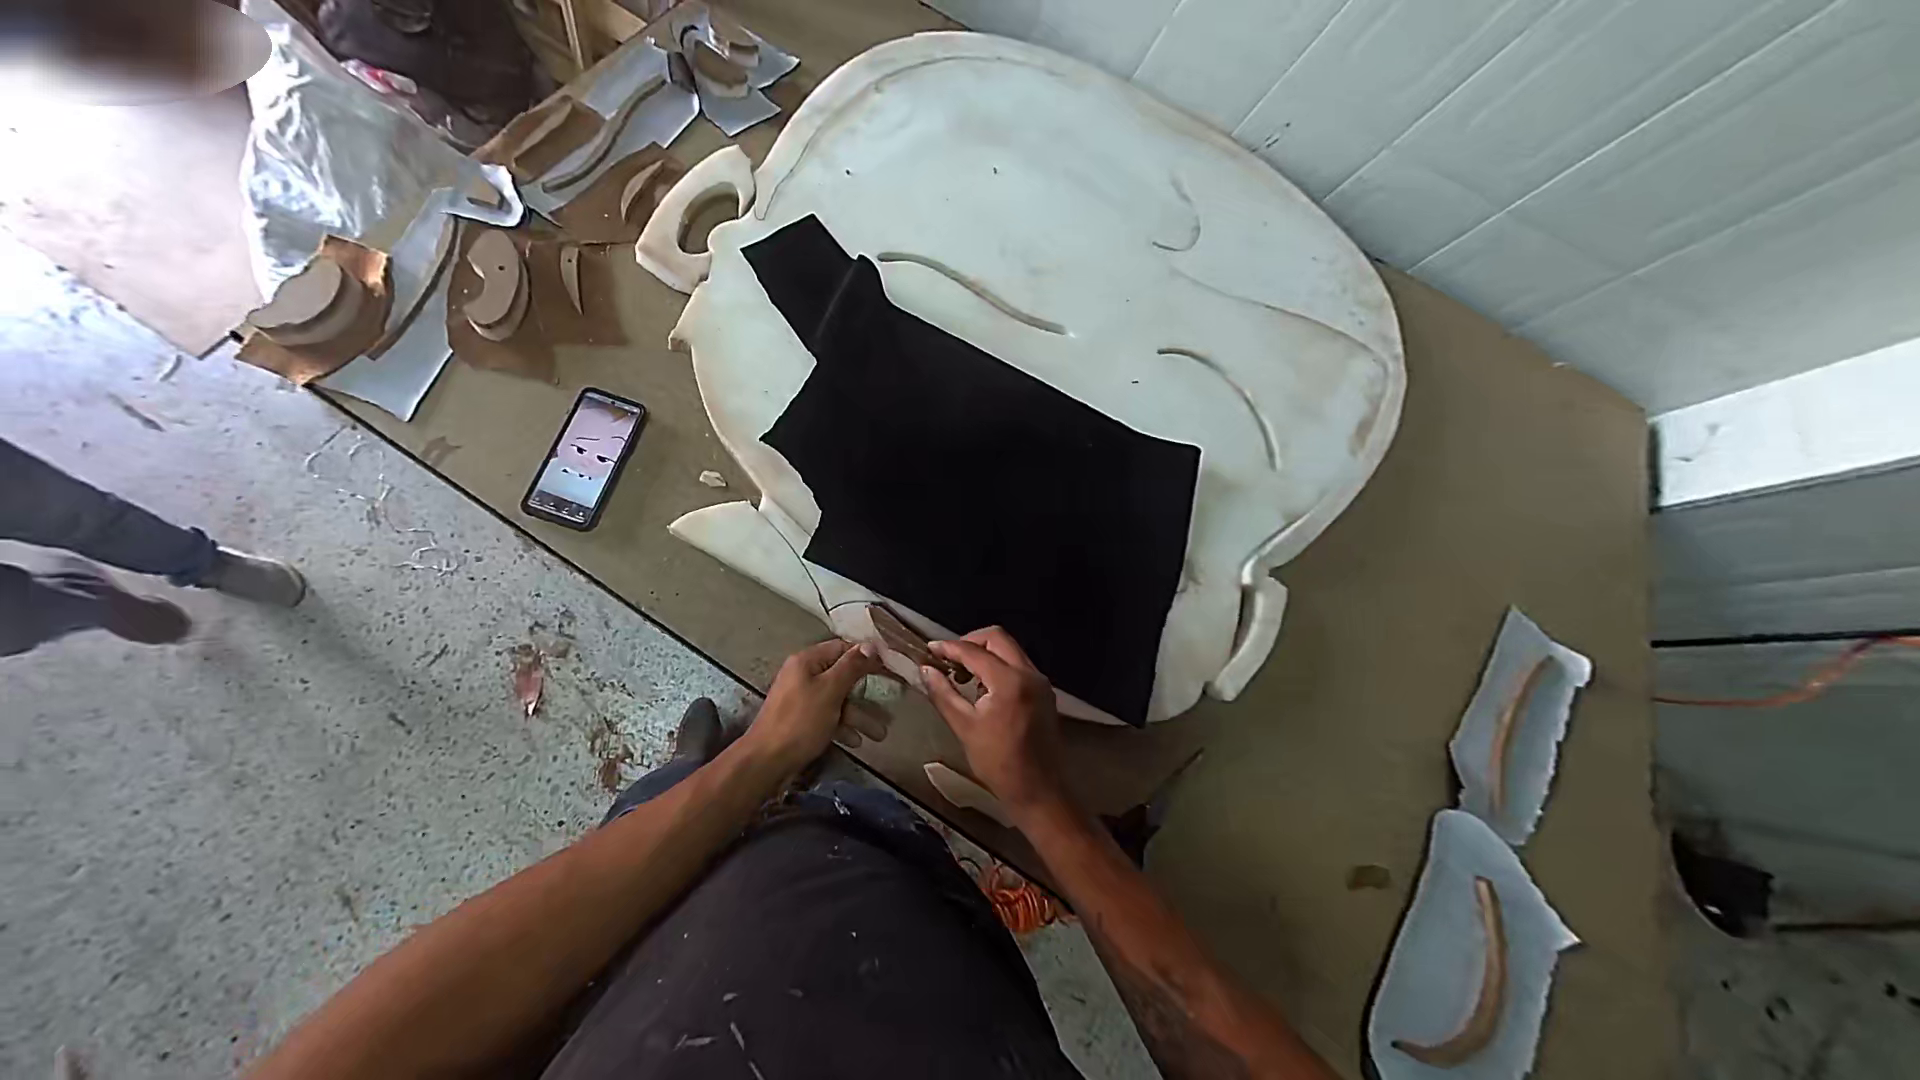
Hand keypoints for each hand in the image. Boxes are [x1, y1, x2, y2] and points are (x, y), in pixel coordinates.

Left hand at [744, 639, 882, 772]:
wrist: (766, 761)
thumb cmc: (800, 721)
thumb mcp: (830, 691)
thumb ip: (852, 667)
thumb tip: (870, 645)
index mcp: (807, 661)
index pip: (843, 648)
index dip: (867, 656)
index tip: (889, 666)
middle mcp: (803, 675)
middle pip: (842, 676)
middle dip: (866, 692)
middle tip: (890, 698)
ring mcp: (801, 698)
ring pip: (837, 700)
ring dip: (858, 715)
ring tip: (880, 734)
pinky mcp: (801, 719)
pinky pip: (827, 716)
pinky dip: (842, 726)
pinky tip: (856, 741)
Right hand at [923, 627, 1074, 822]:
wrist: (1039, 791)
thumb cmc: (998, 763)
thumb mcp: (964, 727)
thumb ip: (943, 693)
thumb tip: (925, 669)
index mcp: (1009, 681)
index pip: (974, 651)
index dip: (949, 648)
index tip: (930, 649)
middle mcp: (1029, 674)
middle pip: (997, 638)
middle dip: (970, 642)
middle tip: (949, 659)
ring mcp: (1041, 682)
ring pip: (1010, 650)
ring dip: (986, 654)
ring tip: (963, 675)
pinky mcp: (1045, 693)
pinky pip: (1019, 666)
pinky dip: (999, 666)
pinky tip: (983, 687)